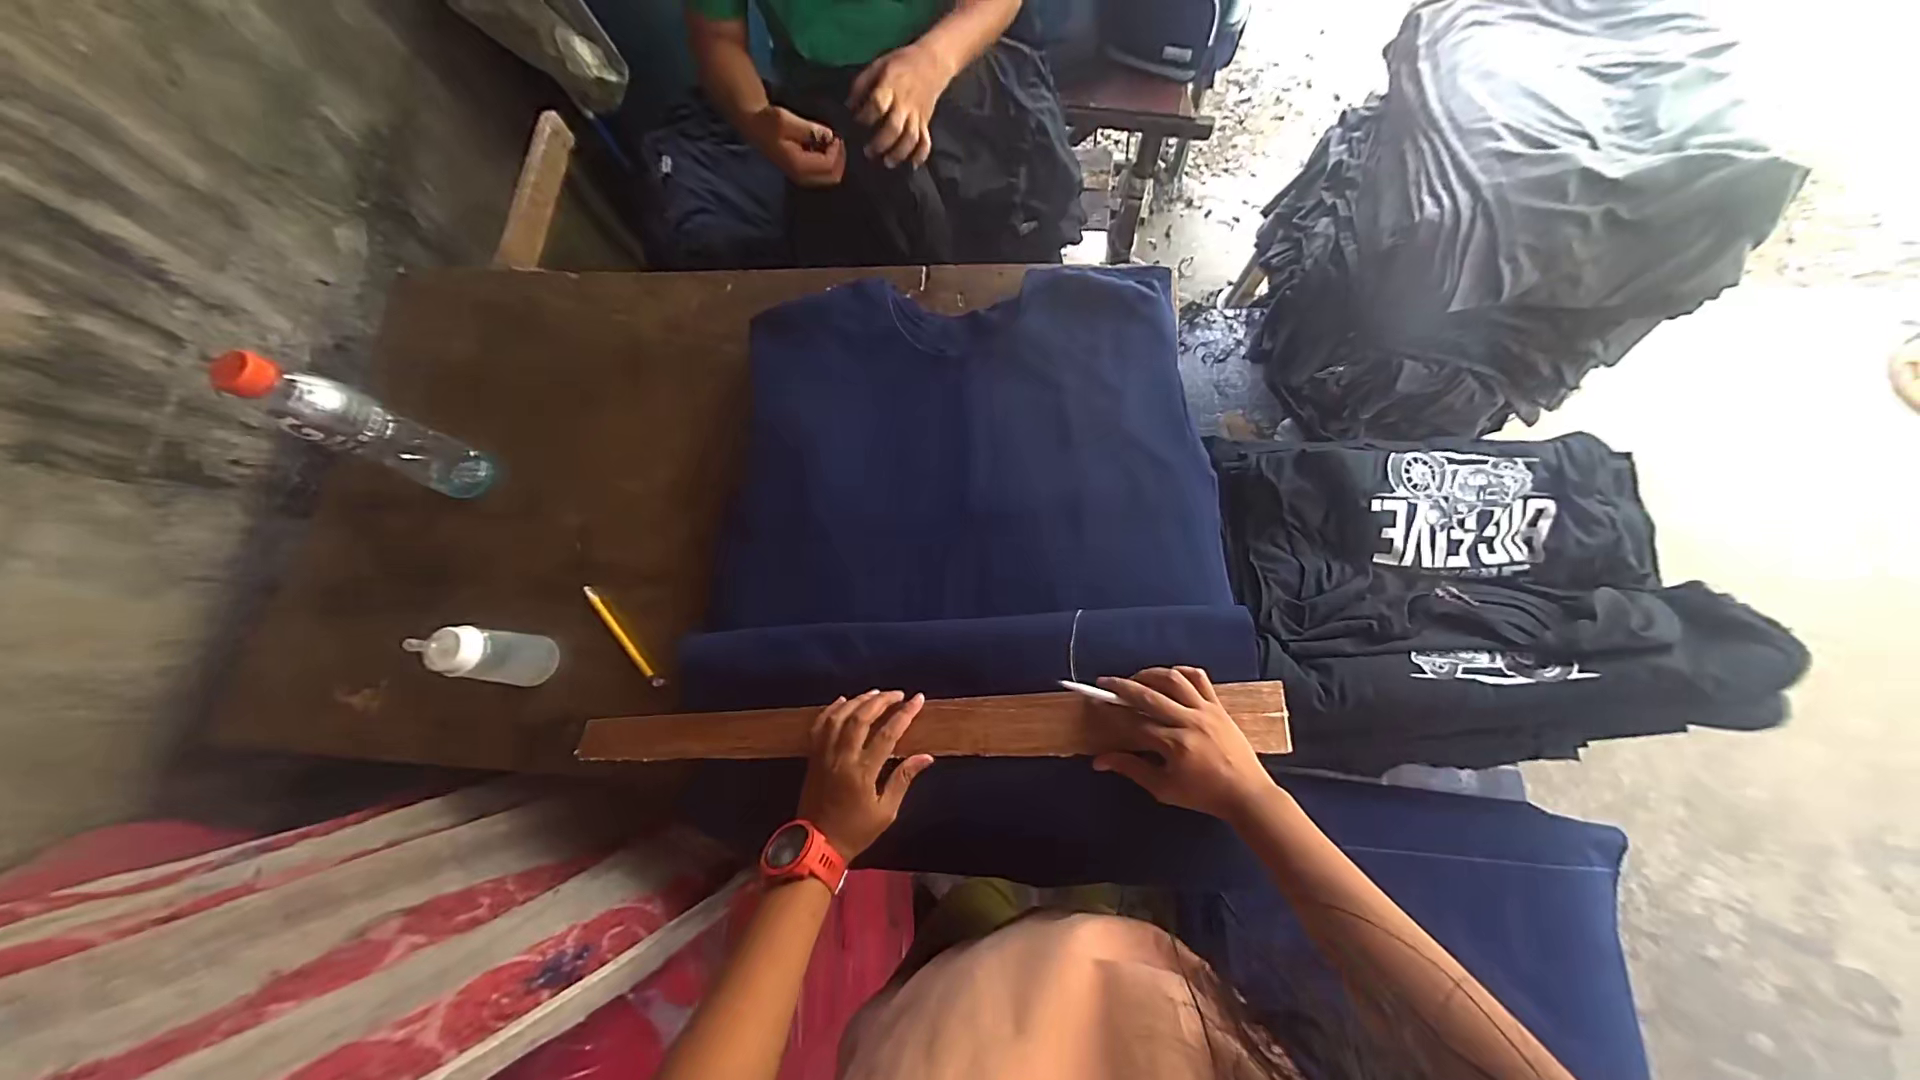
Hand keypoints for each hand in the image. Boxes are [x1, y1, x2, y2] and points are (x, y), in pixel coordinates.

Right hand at [741, 105, 845, 186]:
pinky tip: (824, 149)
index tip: (836, 135)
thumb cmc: (768, 121)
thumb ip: (810, 129)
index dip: (837, 151)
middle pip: (833, 177)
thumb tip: (829, 135)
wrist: (754, 127)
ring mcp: (802, 179)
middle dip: (839, 159)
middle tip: (837, 141)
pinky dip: (828, 164)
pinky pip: (823, 175)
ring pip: (830, 178)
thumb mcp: (787, 120)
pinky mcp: (802, 176)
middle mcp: (802, 177)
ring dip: (834, 162)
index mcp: (799, 166)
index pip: (828, 166)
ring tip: (831, 144)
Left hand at [797, 690, 934, 858]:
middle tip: (897, 694)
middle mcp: (842, 757)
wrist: (816, 845)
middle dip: (881, 701)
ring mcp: (824, 755)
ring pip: (840, 717)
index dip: (904, 714)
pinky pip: (820, 726)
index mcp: (863, 772)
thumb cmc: (856, 831)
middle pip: (861, 718)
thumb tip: (926, 757)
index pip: (887, 733)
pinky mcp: (813, 757)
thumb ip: (903, 779)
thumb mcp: (886, 812)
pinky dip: (831, 710)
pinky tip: (843, 700)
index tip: (917, 699)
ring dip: (858, 701)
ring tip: (875, 693)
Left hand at [847, 43, 952, 167]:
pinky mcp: (926, 123)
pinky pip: (926, 142)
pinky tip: (912, 165)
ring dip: (899, 153)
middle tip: (868, 153)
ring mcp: (917, 115)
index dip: (865, 116)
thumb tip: (848, 108)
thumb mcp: (878, 65)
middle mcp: (905, 103)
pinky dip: (921, 155)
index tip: (856, 123)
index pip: (878, 104)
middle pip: (894, 127)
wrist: (931, 62)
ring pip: (910, 138)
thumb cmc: (900, 64)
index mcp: (891, 85)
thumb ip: (862, 85)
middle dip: (880, 143)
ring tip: (887, 163)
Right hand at [1091, 667, 1279, 822]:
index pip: (1135, 722)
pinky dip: (1181, 672)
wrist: (1247, 794)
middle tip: (1105, 682)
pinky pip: (1199, 679)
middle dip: (1122, 687)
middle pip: (1148, 695)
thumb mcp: (1163, 788)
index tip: (1098, 706)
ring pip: (1173, 679)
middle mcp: (1189, 722)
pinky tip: (1168, 677)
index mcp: (1175, 745)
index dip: (1114, 713)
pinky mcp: (1218, 706)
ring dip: (1149, 674)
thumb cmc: (1203, 795)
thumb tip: (1099, 761)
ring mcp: (1206, 711)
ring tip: (1135, 679)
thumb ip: (1130, 769)